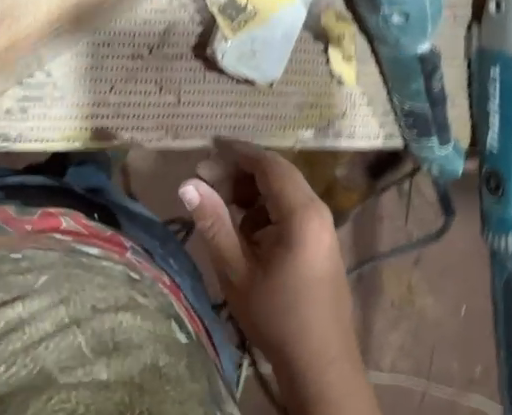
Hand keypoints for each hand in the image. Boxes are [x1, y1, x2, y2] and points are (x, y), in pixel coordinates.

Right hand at [178, 141, 377, 413]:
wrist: (320, 363)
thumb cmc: (276, 315)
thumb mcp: (236, 270)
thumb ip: (213, 222)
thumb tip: (188, 183)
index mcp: (301, 212)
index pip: (269, 164)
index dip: (237, 152)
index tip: (207, 149)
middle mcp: (318, 211)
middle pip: (278, 174)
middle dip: (241, 173)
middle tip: (207, 183)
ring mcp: (323, 227)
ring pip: (284, 192)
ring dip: (253, 193)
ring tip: (222, 210)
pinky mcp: (321, 243)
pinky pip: (291, 210)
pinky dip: (266, 211)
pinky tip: (245, 234)